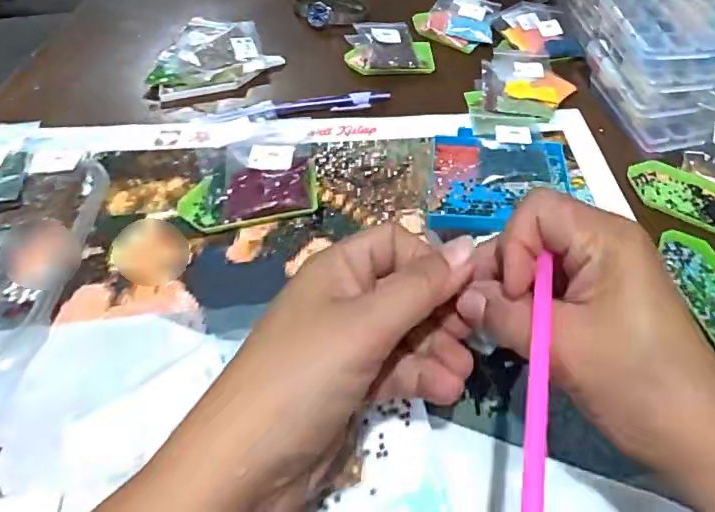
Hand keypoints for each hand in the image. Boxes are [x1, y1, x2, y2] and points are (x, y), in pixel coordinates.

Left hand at [104, 226, 475, 510]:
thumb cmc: (303, 376)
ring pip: (408, 331)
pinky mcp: (353, 384)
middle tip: (472, 333)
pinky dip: (422, 376)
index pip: (398, 242)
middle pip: (408, 288)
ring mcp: (349, 343)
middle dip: (442, 310)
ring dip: (438, 349)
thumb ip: (421, 286)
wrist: (242, 472)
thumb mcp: (366, 325)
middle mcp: (346, 297)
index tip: (464, 287)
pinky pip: (398, 367)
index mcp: (340, 267)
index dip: (431, 260)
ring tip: (462, 374)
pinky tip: (445, 391)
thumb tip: (469, 244)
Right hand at [457, 191, 714, 510]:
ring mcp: (611, 267)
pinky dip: (541, 305)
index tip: (515, 296)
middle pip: (538, 231)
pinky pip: (561, 282)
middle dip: (510, 270)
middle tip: (493, 318)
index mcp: (605, 235)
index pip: (536, 208)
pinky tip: (534, 337)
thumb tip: (464, 297)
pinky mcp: (610, 294)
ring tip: (511, 332)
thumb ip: (507, 316)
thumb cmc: (635, 383)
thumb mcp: (562, 348)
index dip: (514, 245)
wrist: (702, 439)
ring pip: (545, 259)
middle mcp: (607, 239)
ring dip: (522, 292)